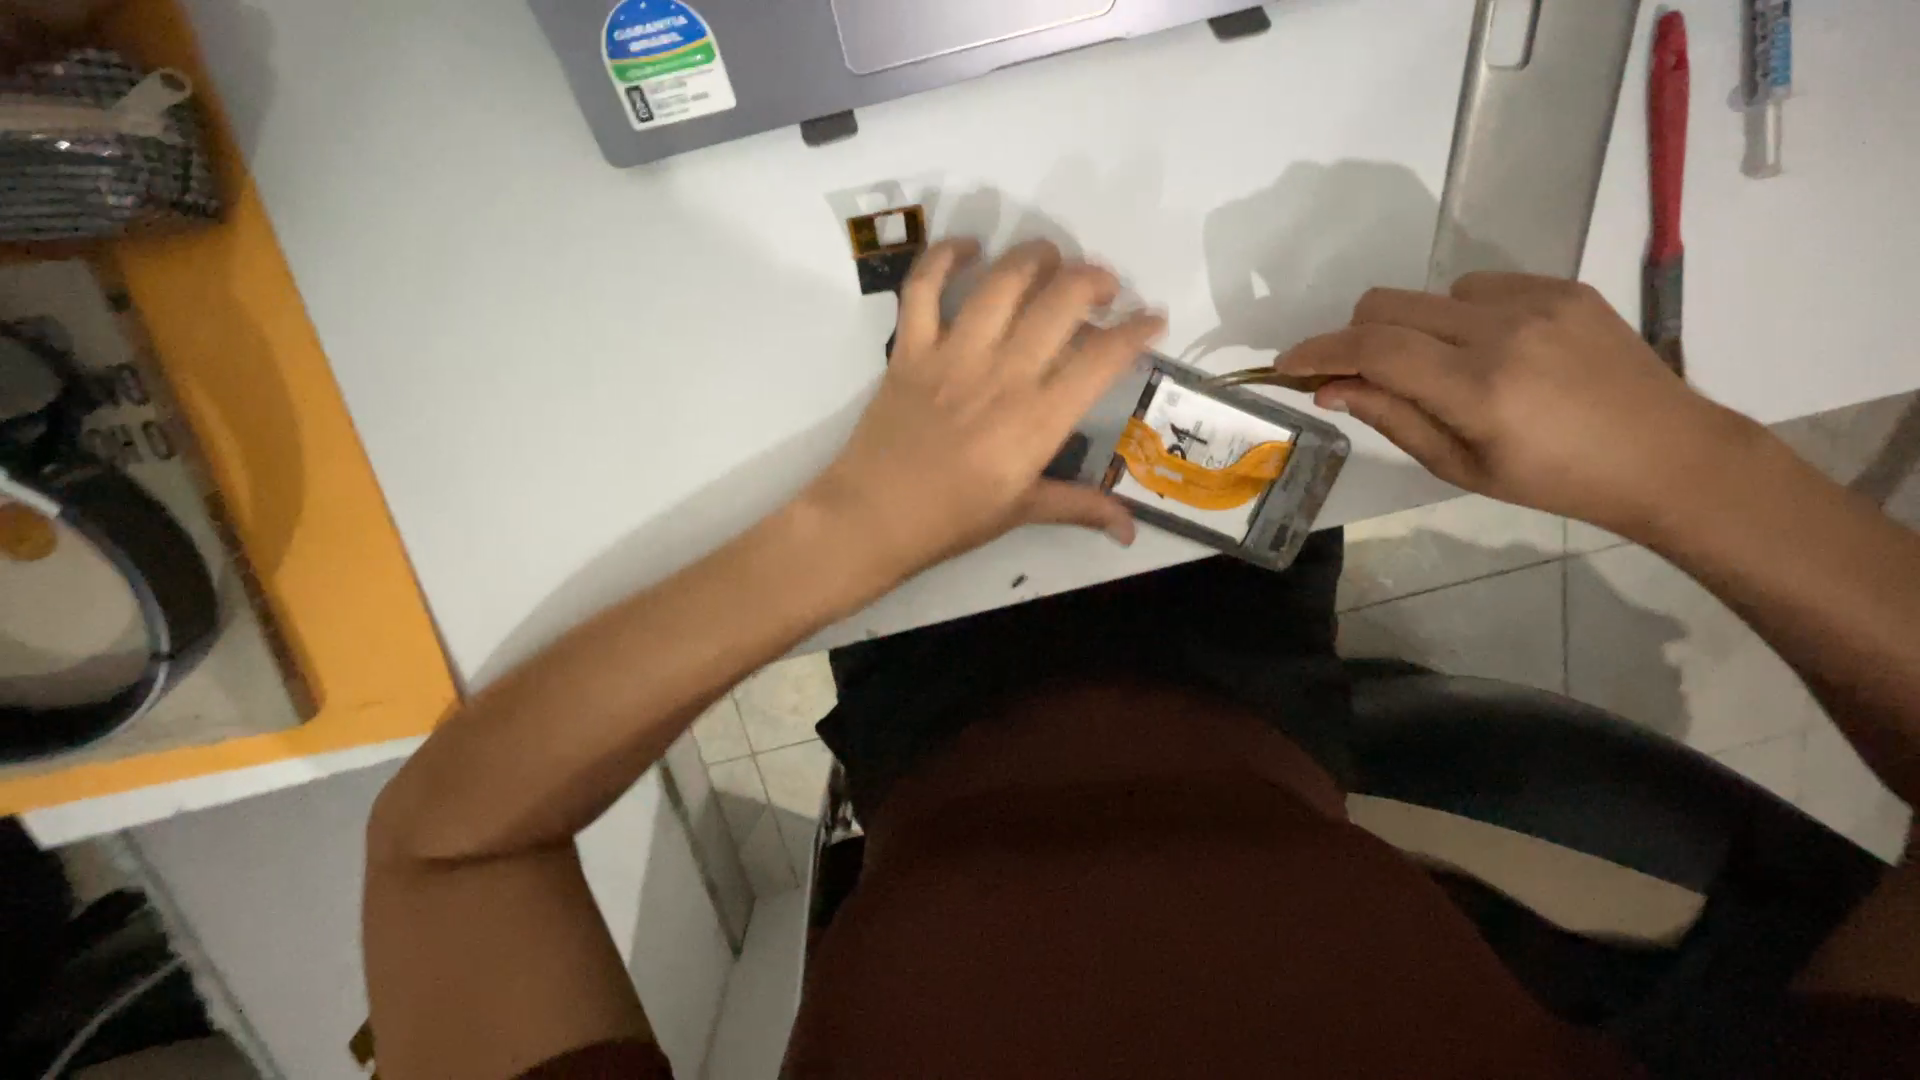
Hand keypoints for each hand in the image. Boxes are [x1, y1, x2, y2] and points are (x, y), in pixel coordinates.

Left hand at [806, 238, 1166, 575]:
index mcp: (1039, 419)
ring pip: (1003, 282)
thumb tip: (1132, 531)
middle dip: (1094, 281)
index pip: (1103, 358)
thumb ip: (1080, 506)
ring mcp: (954, 355)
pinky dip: (944, 256)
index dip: (1137, 330)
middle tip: (1103, 287)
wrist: (873, 517)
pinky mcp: (910, 348)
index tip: (1152, 319)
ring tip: (1051, 258)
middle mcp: (1004, 374)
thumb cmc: (952, 520)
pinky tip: (968, 246)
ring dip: (1035, 257)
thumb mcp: (1023, 512)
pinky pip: (925, 287)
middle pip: (1061, 302)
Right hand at [1276, 272, 1758, 533]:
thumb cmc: (1552, 479)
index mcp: (1477, 388)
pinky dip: (1458, 315)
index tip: (1287, 365)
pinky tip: (1488, 349)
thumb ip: (1391, 418)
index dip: (1318, 352)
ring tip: (1439, 367)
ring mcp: (1537, 302)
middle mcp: (1502, 332)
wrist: (1665, 454)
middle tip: (1355, 374)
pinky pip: (1478, 286)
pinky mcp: (1563, 288)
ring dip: (1410, 328)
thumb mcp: (1459, 465)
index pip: (1372, 350)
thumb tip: (1331, 388)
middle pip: (1387, 305)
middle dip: (1354, 336)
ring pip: (1427, 294)